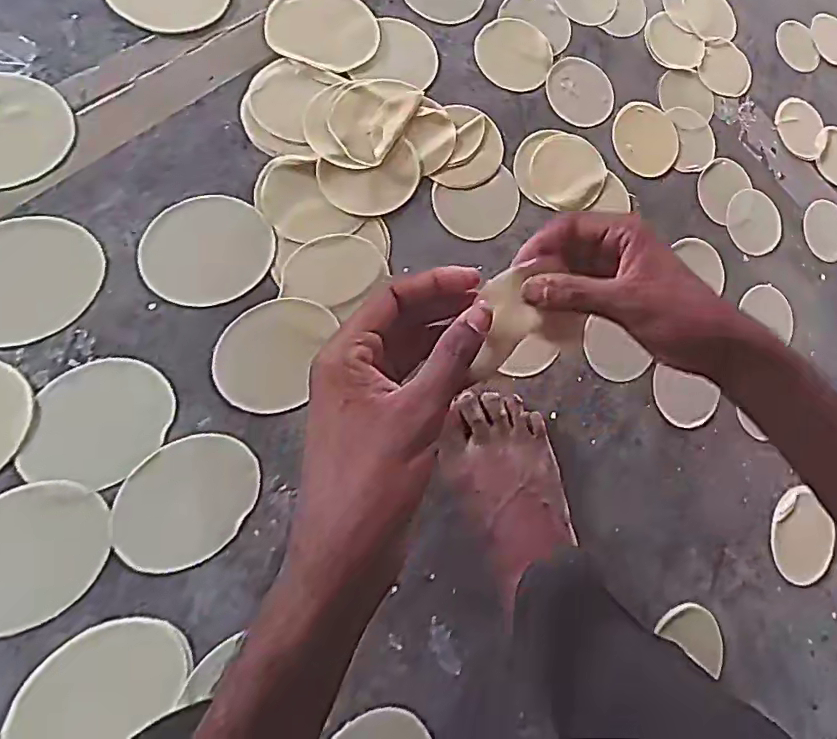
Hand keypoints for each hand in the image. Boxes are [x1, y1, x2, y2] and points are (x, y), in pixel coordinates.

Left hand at [286, 267, 489, 598]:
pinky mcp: (387, 417)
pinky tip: (480, 365)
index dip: (434, 284)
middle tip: (490, 303)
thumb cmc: (372, 481)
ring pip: (415, 348)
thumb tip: (481, 313)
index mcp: (345, 358)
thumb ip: (451, 357)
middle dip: (446, 308)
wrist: (346, 556)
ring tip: (491, 330)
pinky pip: (421, 377)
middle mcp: (354, 368)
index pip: (391, 300)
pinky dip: (449, 367)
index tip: (476, 281)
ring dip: (451, 338)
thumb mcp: (417, 412)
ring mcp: (370, 394)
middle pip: (403, 321)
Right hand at [515, 213, 770, 376]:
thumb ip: (576, 293)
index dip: (542, 244)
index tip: (519, 269)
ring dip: (554, 286)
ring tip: (528, 306)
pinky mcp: (621, 293)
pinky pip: (585, 290)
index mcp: (625, 233)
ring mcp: (621, 269)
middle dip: (544, 266)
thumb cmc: (679, 315)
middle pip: (570, 247)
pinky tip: (551, 316)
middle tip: (518, 292)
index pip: (571, 227)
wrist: (716, 344)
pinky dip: (568, 301)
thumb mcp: (625, 302)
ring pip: (575, 270)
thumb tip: (531, 287)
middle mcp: (620, 245)